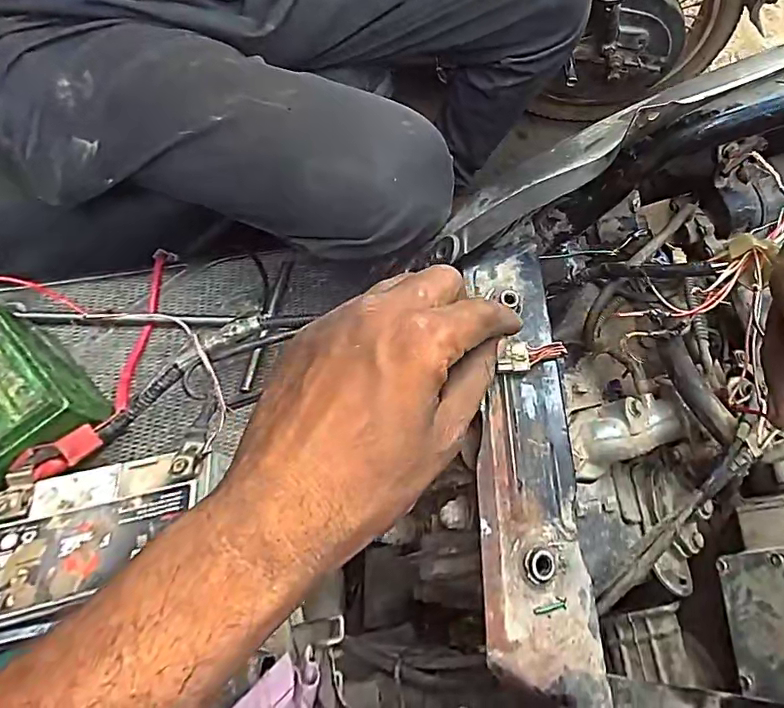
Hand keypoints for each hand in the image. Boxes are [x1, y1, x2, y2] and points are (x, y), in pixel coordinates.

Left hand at [219, 267, 519, 569]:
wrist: (278, 507)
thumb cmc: (353, 487)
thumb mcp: (438, 440)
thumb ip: (472, 383)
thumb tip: (486, 357)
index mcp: (418, 340)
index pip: (477, 309)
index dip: (501, 317)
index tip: (506, 325)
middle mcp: (378, 316)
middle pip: (439, 277)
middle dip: (463, 301)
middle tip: (470, 334)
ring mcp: (340, 320)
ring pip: (397, 285)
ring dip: (422, 305)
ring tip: (426, 347)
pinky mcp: (312, 333)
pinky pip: (359, 307)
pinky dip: (382, 320)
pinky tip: (384, 358)